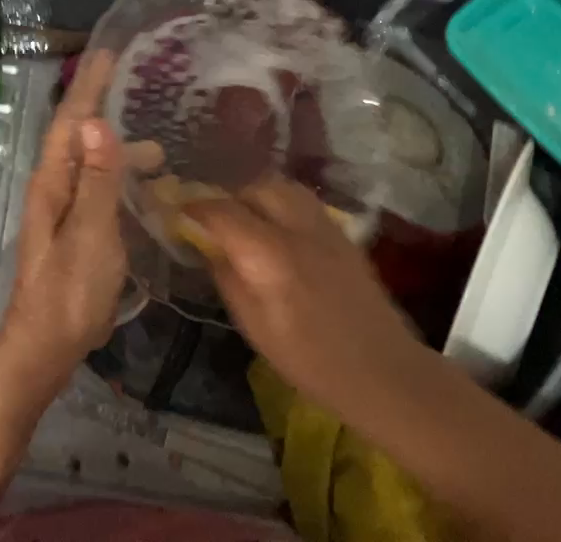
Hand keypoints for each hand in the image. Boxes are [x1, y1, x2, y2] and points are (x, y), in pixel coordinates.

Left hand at [0, 51, 128, 390]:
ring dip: (119, 148)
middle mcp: (55, 188)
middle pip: (79, 136)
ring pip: (92, 164)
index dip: (88, 86)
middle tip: (139, 86)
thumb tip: (94, 121)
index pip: (70, 121)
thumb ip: (96, 180)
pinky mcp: (77, 231)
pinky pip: (100, 188)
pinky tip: (146, 190)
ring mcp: (65, 211)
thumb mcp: (90, 233)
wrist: (47, 344)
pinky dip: (121, 177)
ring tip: (160, 149)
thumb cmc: (70, 290)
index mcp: (52, 182)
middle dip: (104, 106)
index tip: (107, 53)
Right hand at [182, 175, 421, 414]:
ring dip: (256, 196)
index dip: (195, 209)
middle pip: (255, 188)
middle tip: (215, 221)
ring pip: (283, 187)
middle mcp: (298, 229)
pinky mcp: (343, 234)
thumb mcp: (253, 326)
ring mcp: (326, 227)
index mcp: (270, 255)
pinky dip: (280, 204)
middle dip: (229, 198)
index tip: (177, 213)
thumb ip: (227, 278)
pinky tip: (277, 230)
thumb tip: (207, 247)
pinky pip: (303, 201)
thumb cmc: (310, 361)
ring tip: (246, 221)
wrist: (383, 372)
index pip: (222, 212)